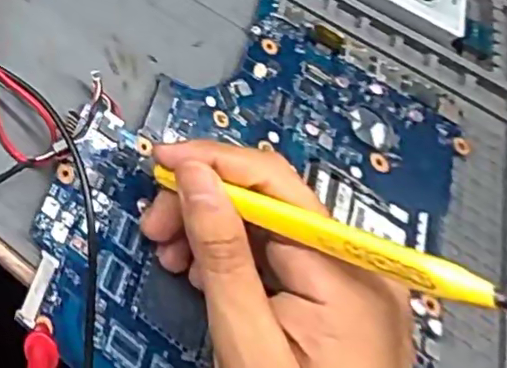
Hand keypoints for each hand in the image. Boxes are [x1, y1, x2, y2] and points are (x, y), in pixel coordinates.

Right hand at [141, 141, 413, 367]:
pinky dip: (226, 249)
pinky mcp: (329, 293)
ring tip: (170, 253)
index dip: (209, 162)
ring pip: (259, 218)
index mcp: (345, 270)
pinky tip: (199, 271)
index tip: (158, 163)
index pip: (270, 179)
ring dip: (205, 224)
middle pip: (262, 195)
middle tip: (155, 224)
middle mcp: (351, 260)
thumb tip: (194, 172)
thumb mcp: (248, 343)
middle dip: (199, 199)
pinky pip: (268, 248)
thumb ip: (222, 253)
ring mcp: (344, 277)